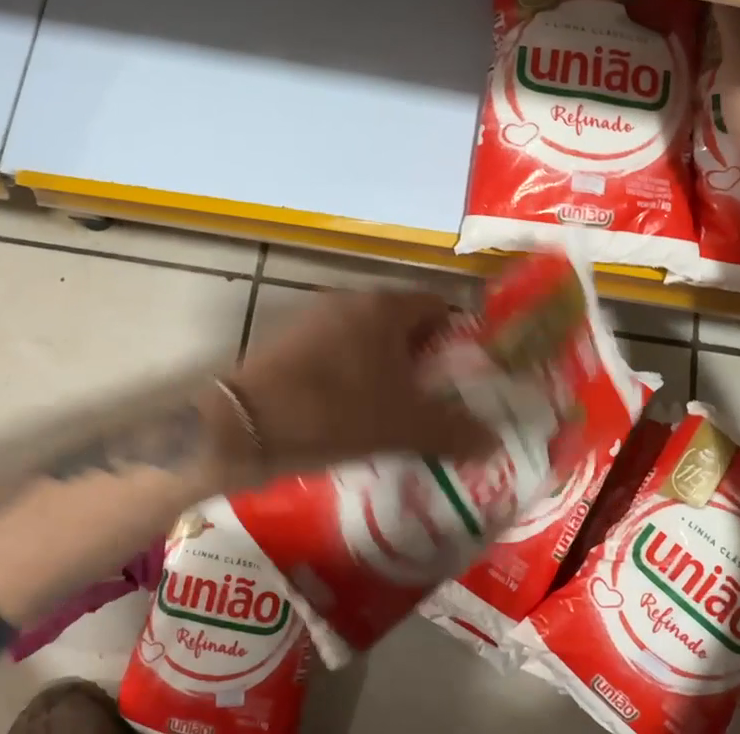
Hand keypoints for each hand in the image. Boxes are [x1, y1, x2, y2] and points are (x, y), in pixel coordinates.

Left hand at [223, 290, 499, 481]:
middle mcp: (352, 299)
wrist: (246, 425)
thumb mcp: (403, 427)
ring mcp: (315, 315)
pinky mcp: (288, 338)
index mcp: (385, 306)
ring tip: (395, 410)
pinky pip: (336, 349)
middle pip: (401, 321)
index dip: (457, 338)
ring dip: (384, 366)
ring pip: (366, 336)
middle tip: (434, 397)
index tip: (464, 375)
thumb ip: (453, 431)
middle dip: (421, 357)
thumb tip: (493, 440)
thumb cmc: (336, 413)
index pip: (438, 305)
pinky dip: (350, 372)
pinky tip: (351, 411)